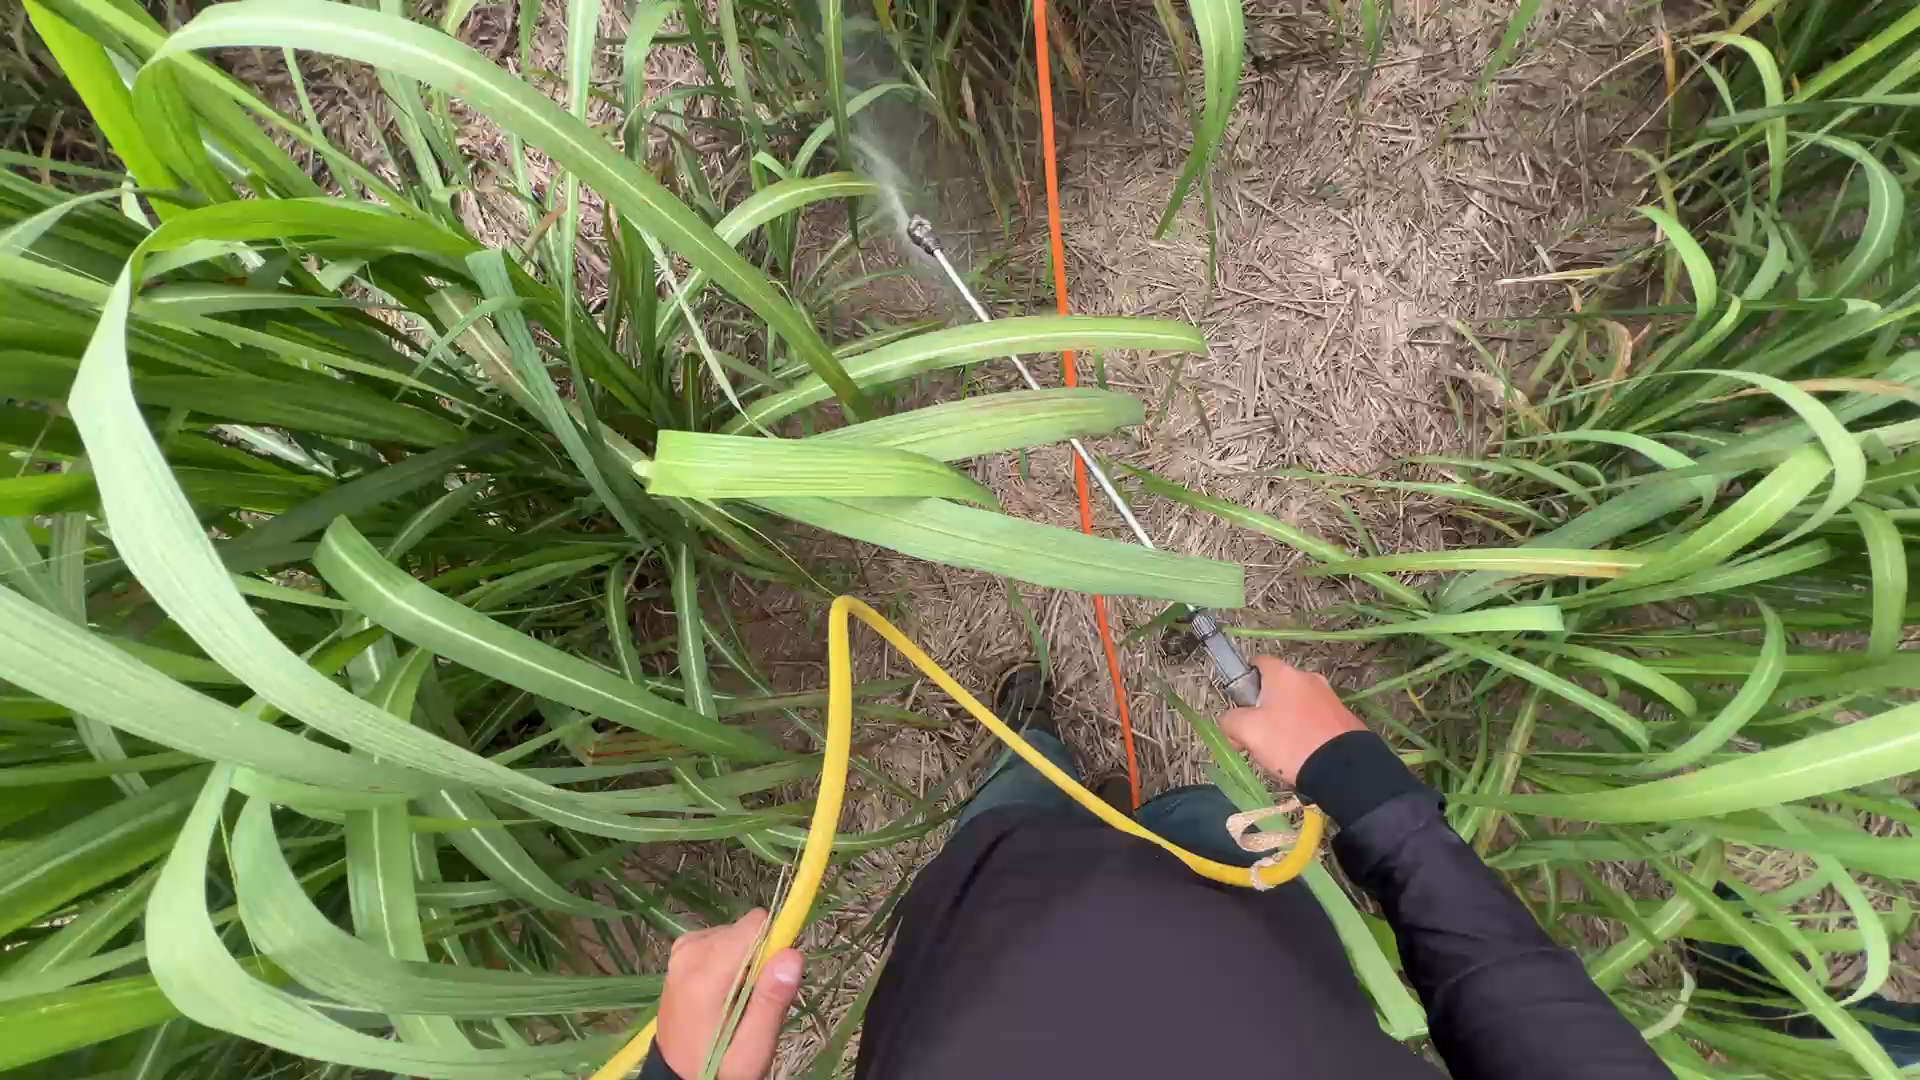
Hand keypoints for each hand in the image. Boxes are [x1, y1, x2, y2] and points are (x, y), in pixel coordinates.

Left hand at [656, 909, 803, 1079]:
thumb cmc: (720, 1069)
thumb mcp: (753, 1050)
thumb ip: (772, 1000)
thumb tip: (792, 954)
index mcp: (705, 973)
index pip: (756, 924)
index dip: (774, 946)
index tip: (772, 980)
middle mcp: (690, 951)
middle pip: (747, 929)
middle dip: (760, 957)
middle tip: (754, 1000)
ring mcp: (683, 948)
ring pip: (737, 933)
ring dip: (746, 959)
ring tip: (738, 1000)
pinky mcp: (683, 950)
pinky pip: (723, 938)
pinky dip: (731, 959)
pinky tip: (724, 990)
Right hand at [1220, 656, 1364, 783]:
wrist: (1345, 769)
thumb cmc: (1290, 741)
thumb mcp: (1246, 731)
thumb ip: (1229, 721)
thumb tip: (1230, 723)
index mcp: (1283, 674)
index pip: (1258, 662)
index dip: (1245, 679)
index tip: (1241, 702)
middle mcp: (1308, 679)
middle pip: (1277, 687)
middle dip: (1265, 707)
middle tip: (1257, 733)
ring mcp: (1329, 697)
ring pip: (1296, 705)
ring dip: (1286, 721)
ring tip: (1282, 750)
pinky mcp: (1345, 718)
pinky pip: (1316, 720)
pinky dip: (1307, 732)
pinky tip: (1303, 754)